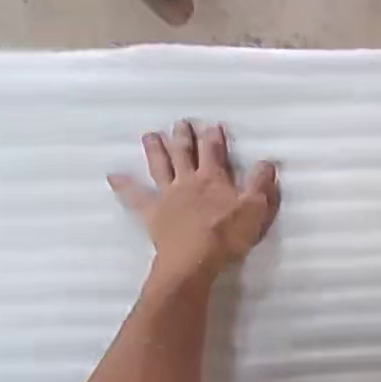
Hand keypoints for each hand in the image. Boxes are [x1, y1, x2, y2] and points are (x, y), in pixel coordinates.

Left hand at [109, 121, 279, 280]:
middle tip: (180, 123)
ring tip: (150, 135)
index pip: (214, 151)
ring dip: (155, 149)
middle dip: (183, 137)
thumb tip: (267, 161)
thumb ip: (261, 184)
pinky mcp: (153, 212)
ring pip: (160, 166)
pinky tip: (113, 176)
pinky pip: (136, 197)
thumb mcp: (255, 210)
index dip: (214, 137)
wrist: (194, 259)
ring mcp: (168, 195)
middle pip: (184, 153)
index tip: (213, 125)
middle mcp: (188, 180)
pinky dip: (124, 186)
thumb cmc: (227, 235)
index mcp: (214, 179)